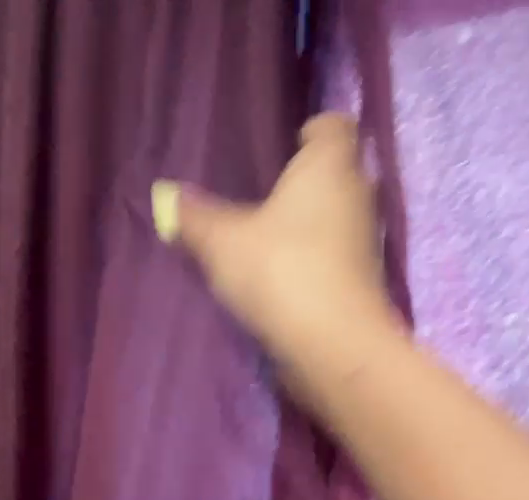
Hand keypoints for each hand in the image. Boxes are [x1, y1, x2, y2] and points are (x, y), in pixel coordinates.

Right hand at [153, 113, 406, 407]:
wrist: (331, 345)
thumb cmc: (280, 271)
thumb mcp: (222, 242)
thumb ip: (194, 216)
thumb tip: (164, 194)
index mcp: (330, 165)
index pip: (333, 125)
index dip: (311, 130)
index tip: (287, 144)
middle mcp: (358, 192)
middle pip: (336, 171)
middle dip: (305, 180)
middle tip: (264, 194)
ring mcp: (364, 239)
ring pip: (336, 215)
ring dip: (308, 223)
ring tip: (266, 237)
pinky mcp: (360, 280)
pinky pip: (333, 254)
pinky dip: (312, 258)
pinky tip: (280, 276)